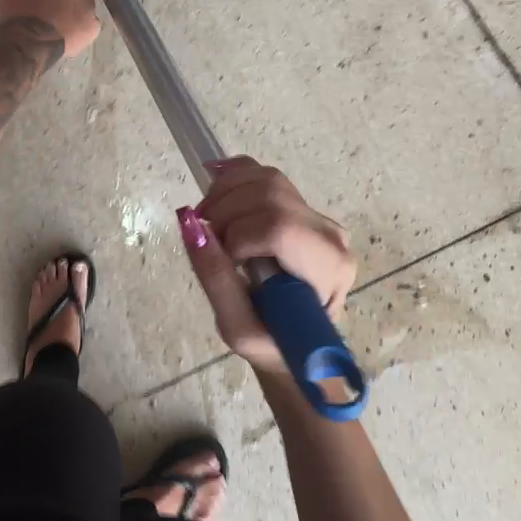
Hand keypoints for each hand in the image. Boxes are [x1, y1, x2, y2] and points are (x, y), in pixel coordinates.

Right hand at [178, 157, 356, 373]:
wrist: (295, 345)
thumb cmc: (271, 344)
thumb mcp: (237, 329)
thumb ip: (215, 279)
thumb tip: (190, 225)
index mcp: (327, 270)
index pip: (279, 227)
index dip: (238, 237)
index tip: (225, 263)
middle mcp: (329, 236)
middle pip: (270, 194)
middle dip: (225, 212)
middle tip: (208, 242)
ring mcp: (317, 217)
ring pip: (265, 178)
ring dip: (224, 194)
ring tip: (210, 224)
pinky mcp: (299, 206)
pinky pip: (263, 174)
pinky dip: (232, 176)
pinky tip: (213, 192)